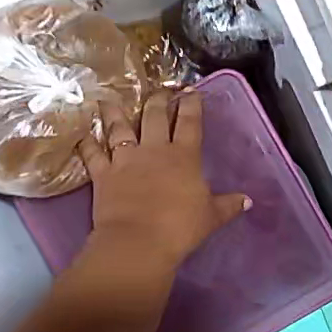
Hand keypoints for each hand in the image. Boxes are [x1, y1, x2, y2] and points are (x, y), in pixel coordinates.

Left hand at [81, 92, 249, 271]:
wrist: (138, 241)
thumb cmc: (180, 227)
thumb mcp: (212, 216)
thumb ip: (228, 205)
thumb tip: (248, 200)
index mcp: (184, 156)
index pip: (190, 122)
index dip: (192, 105)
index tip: (192, 91)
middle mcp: (154, 150)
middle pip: (155, 116)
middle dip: (159, 100)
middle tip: (160, 90)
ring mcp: (126, 160)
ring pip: (119, 127)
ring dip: (115, 112)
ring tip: (110, 98)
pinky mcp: (103, 174)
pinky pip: (93, 154)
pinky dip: (88, 144)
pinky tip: (83, 135)